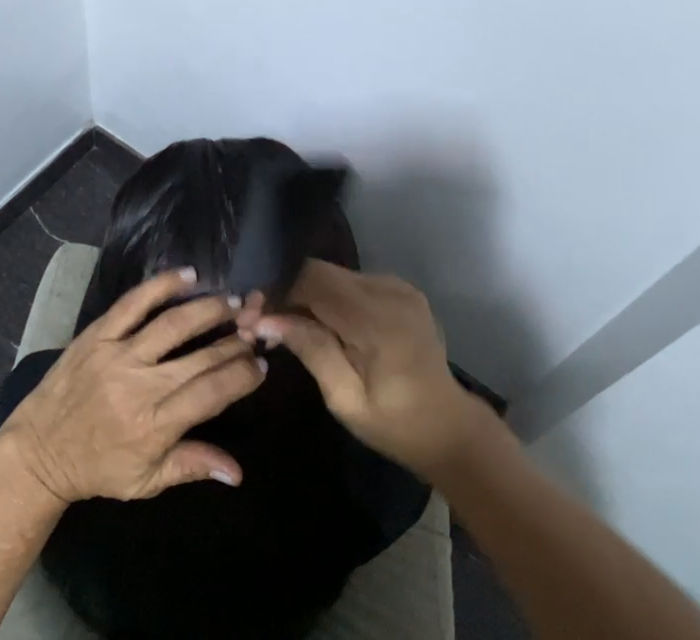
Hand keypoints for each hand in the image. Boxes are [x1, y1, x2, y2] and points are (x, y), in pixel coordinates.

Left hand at [0, 268, 267, 503]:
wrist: (38, 450)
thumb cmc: (97, 469)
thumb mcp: (145, 482)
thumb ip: (192, 466)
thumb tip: (238, 472)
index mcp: (155, 426)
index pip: (212, 392)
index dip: (243, 375)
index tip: (262, 363)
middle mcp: (139, 386)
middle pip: (200, 357)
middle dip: (234, 340)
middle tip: (256, 327)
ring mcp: (116, 356)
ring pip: (172, 324)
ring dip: (209, 309)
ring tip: (234, 301)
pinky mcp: (96, 336)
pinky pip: (132, 304)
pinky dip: (161, 286)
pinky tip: (188, 276)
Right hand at [240, 260, 496, 477]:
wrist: (448, 427)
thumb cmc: (395, 424)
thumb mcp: (345, 399)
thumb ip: (310, 349)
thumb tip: (265, 320)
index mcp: (378, 320)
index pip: (314, 281)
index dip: (277, 292)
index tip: (251, 316)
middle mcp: (390, 291)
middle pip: (321, 272)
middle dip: (286, 292)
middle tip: (261, 323)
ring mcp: (399, 287)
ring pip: (333, 275)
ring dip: (305, 295)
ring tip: (284, 326)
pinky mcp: (400, 290)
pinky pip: (351, 283)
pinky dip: (327, 298)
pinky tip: (316, 323)